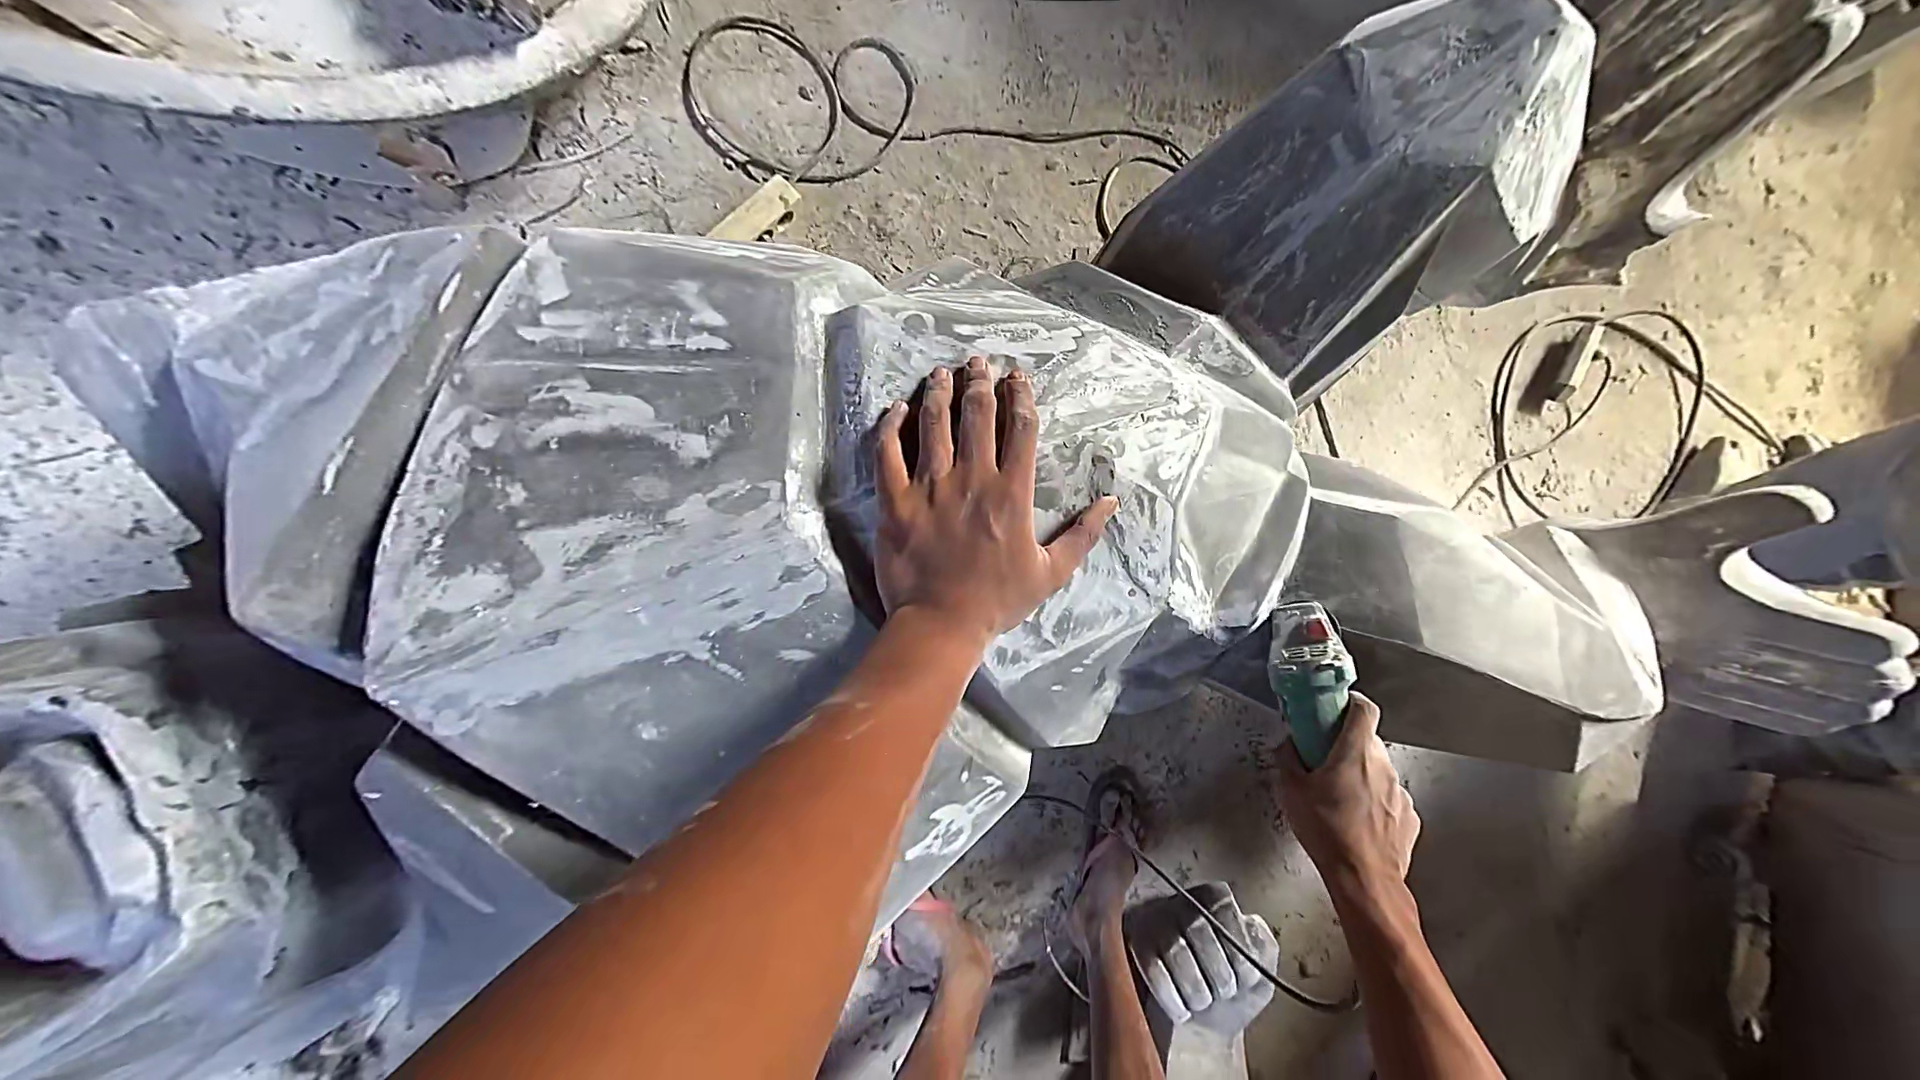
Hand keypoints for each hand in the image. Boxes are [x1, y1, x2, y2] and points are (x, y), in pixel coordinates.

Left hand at [873, 355, 1119, 645]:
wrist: (942, 624)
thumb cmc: (997, 601)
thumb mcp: (1051, 572)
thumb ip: (1083, 535)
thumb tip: (1110, 502)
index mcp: (1012, 492)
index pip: (1021, 429)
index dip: (1020, 397)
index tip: (1017, 378)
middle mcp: (972, 479)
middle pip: (978, 416)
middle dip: (980, 382)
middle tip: (978, 363)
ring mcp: (931, 488)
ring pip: (935, 425)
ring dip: (940, 392)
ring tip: (942, 373)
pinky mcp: (896, 502)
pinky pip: (888, 454)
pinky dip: (891, 427)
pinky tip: (897, 408)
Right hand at [1128, 882, 1279, 1035]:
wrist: (1199, 1027)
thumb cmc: (1229, 993)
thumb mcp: (1258, 973)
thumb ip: (1262, 945)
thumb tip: (1251, 924)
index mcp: (1210, 899)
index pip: (1221, 903)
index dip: (1237, 947)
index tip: (1245, 977)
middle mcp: (1178, 901)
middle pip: (1198, 927)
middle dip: (1219, 974)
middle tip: (1224, 993)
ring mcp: (1151, 920)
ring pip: (1174, 949)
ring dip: (1197, 990)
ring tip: (1203, 1002)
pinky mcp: (1133, 944)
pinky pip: (1152, 968)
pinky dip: (1173, 998)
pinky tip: (1182, 1009)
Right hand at [1275, 693, 1419, 900]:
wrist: (1363, 879)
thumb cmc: (1329, 834)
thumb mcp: (1290, 790)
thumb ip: (1288, 759)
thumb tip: (1288, 746)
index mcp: (1354, 754)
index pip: (1364, 709)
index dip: (1350, 702)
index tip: (1335, 705)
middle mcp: (1382, 768)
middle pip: (1367, 740)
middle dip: (1344, 743)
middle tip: (1322, 755)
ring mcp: (1398, 793)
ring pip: (1377, 769)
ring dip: (1358, 773)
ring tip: (1335, 794)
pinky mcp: (1407, 817)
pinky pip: (1387, 796)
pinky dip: (1371, 799)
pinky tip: (1353, 816)